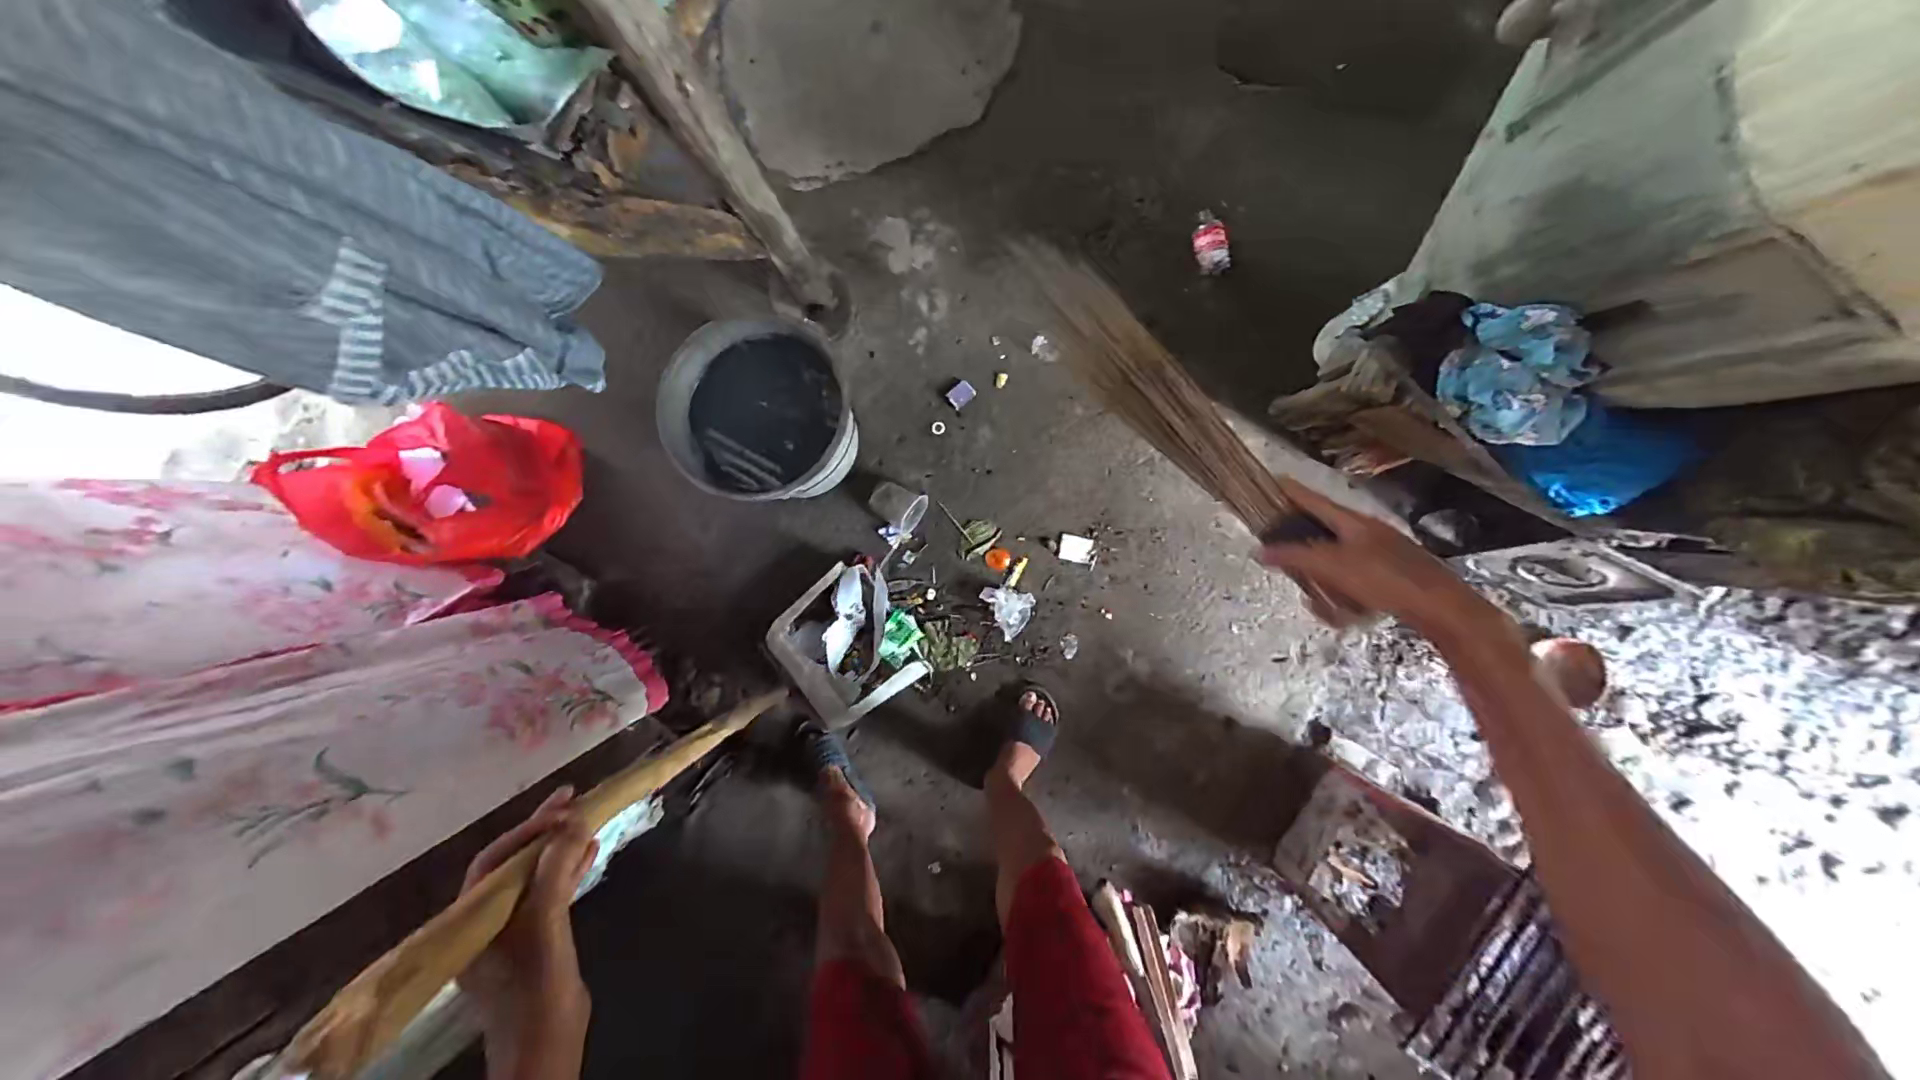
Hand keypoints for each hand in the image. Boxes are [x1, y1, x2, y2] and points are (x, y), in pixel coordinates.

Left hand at [457, 787, 597, 1079]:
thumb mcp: (544, 923)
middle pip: (513, 863)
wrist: (545, 1044)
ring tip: (587, 819)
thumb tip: (573, 821)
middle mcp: (486, 920)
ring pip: (534, 875)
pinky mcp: (535, 939)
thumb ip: (554, 870)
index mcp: (473, 918)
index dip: (529, 828)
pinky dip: (569, 868)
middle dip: (544, 829)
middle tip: (575, 797)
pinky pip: (549, 891)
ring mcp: (511, 931)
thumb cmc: (536, 986)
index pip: (495, 858)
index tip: (565, 806)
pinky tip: (590, 851)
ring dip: (560, 846)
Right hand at [1258, 477, 1495, 639]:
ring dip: (1325, 591)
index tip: (1273, 481)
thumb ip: (1294, 557)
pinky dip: (1344, 603)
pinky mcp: (1387, 579)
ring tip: (1328, 608)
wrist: (1440, 608)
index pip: (1313, 500)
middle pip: (1319, 540)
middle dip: (1305, 563)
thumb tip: (1260, 551)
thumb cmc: (1385, 578)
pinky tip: (1349, 616)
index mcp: (1352, 522)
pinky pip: (1351, 586)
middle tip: (1294, 575)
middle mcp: (1365, 534)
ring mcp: (1378, 556)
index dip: (1292, 492)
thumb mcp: (1331, 566)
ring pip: (1333, 569)